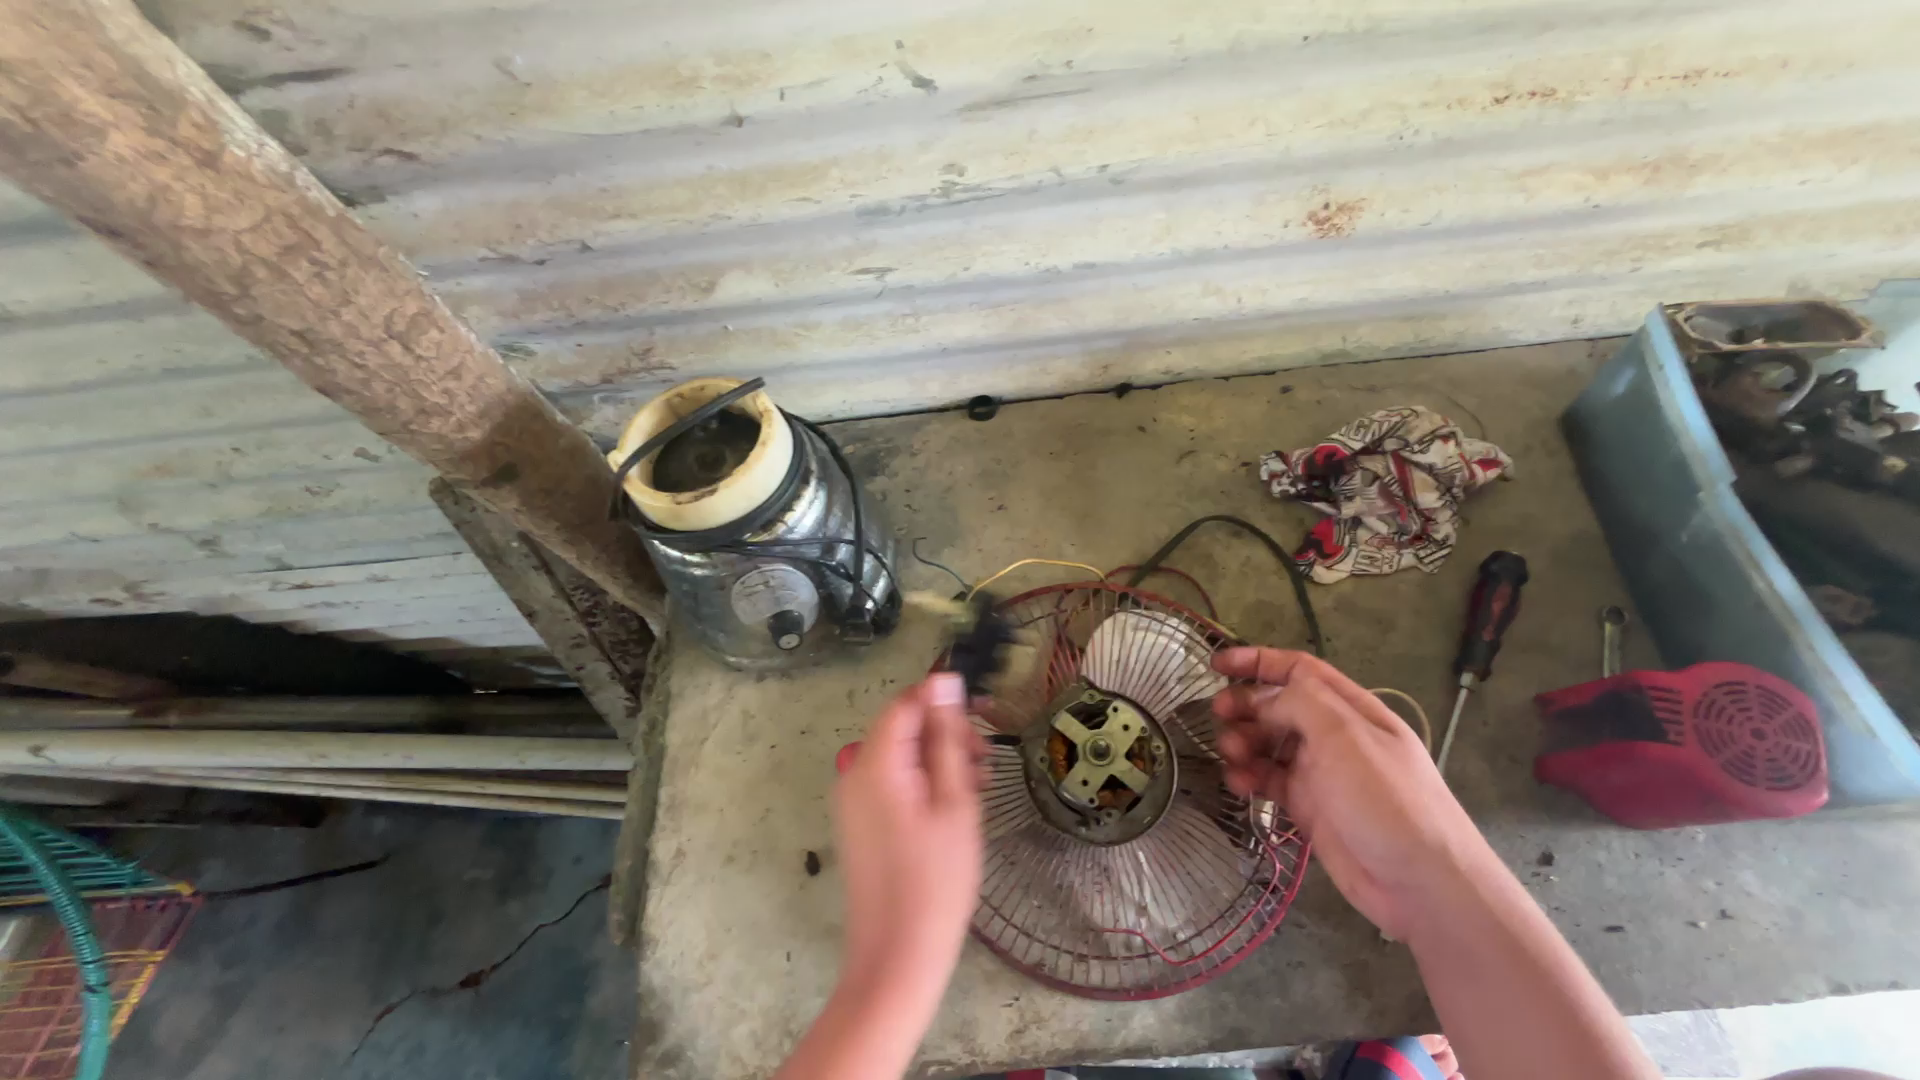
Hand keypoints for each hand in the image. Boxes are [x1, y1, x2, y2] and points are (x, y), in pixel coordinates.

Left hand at [834, 672, 984, 1003]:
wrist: (897, 955)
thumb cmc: (937, 879)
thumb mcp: (955, 801)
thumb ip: (947, 738)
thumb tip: (944, 682)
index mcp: (875, 764)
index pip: (905, 703)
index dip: (942, 699)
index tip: (981, 713)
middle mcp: (853, 774)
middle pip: (900, 728)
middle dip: (943, 733)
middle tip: (984, 760)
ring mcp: (851, 800)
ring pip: (898, 756)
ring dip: (937, 759)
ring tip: (975, 784)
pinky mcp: (858, 822)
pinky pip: (890, 783)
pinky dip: (921, 782)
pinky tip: (951, 805)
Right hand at [1211, 647, 1493, 941]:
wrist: (1420, 882)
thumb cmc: (1385, 798)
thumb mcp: (1345, 736)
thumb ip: (1299, 703)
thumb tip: (1260, 700)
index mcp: (1350, 709)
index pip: (1298, 670)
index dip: (1257, 660)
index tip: (1216, 664)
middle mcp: (1333, 735)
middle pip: (1277, 706)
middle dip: (1244, 704)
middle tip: (1217, 714)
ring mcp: (1320, 773)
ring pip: (1268, 744)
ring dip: (1243, 742)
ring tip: (1230, 754)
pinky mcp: (1308, 807)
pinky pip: (1269, 781)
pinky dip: (1249, 777)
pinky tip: (1238, 783)